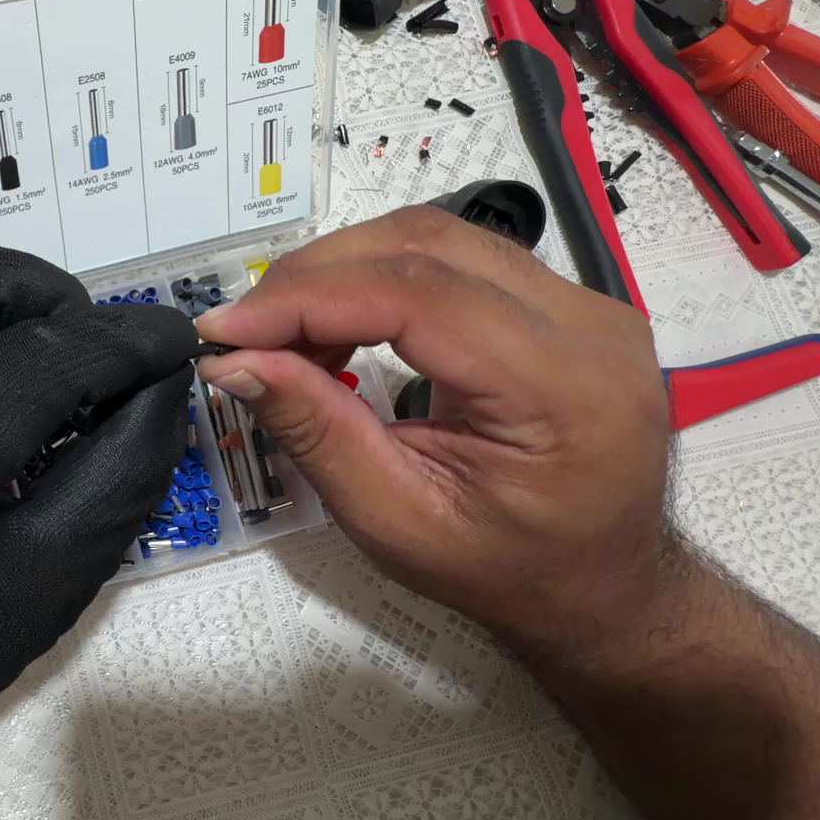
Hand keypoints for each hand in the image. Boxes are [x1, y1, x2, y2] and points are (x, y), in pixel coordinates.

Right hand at [195, 206, 674, 658]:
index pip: (417, 296)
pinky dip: (363, 279)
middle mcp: (584, 322)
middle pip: (420, 246)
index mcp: (562, 389)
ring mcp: (576, 299)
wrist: (598, 581)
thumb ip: (314, 430)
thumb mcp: (391, 518)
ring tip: (281, 335)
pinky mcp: (552, 298)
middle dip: (308, 279)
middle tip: (242, 333)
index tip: (220, 330)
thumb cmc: (499, 568)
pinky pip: (440, 256)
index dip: (305, 300)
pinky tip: (330, 330)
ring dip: (332, 273)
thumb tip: (231, 362)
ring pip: (426, 237)